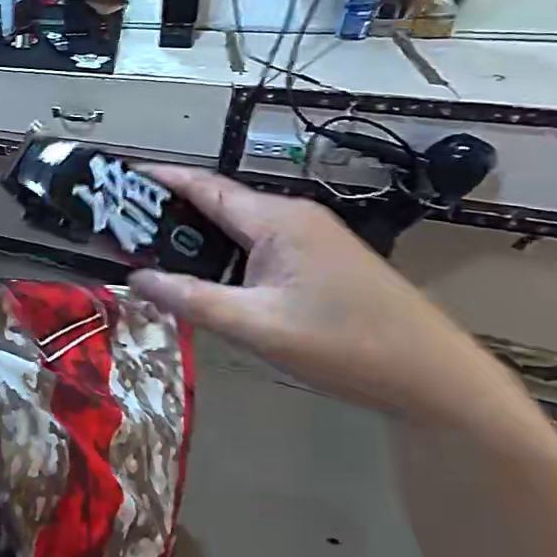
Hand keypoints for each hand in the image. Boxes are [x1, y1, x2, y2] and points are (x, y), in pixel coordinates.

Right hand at [128, 166, 507, 423]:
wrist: (436, 378)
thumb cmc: (346, 346)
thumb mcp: (258, 327)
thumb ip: (193, 300)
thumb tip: (136, 278)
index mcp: (276, 219)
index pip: (205, 186)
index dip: (161, 179)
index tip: (120, 178)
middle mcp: (292, 215)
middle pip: (220, 202)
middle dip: (172, 211)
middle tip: (127, 227)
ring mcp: (312, 235)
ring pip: (241, 225)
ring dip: (200, 234)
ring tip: (157, 252)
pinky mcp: (323, 258)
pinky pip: (261, 243)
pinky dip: (228, 252)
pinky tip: (211, 277)